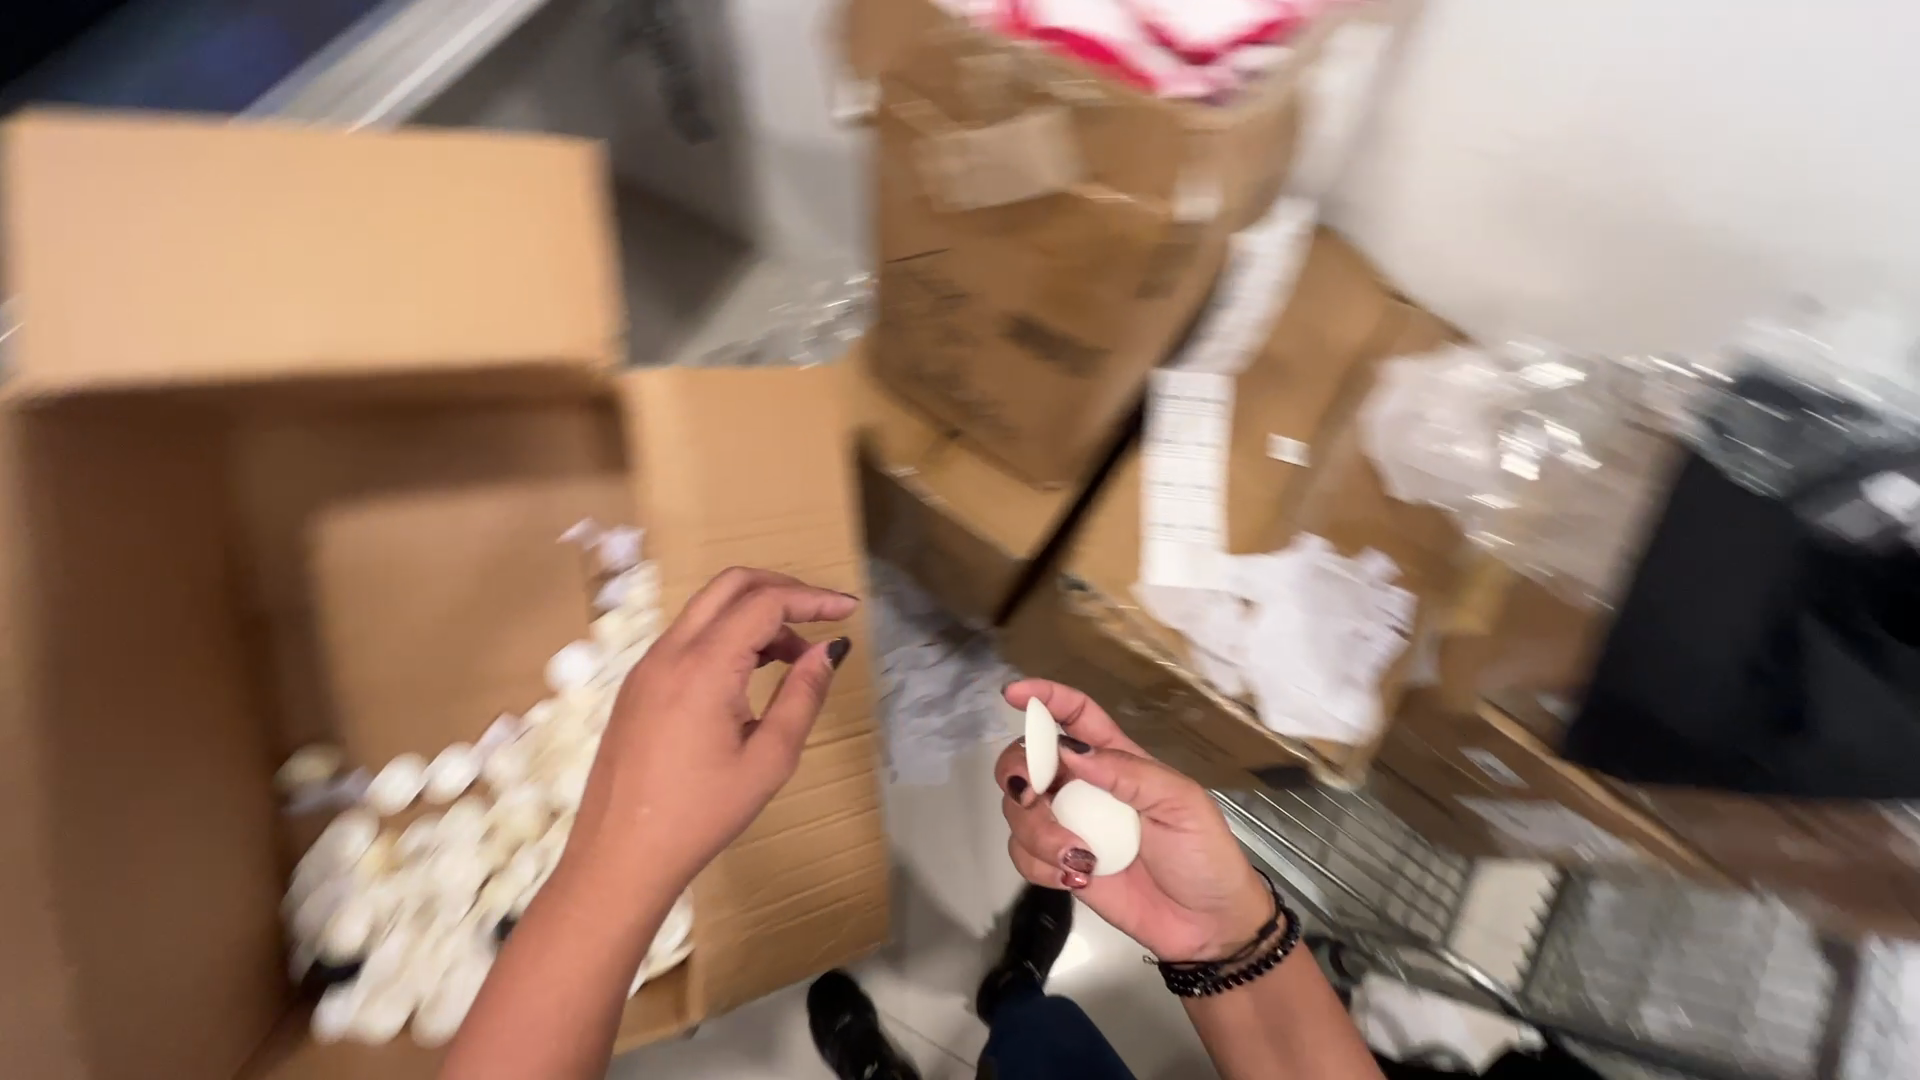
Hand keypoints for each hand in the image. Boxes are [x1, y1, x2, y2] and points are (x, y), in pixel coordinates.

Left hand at [568, 567, 858, 890]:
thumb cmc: (700, 815)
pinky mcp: (639, 683)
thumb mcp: (769, 759)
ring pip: (709, 607)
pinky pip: (691, 635)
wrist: (618, 860)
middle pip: (732, 584)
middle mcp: (670, 652)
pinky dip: (730, 634)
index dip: (813, 598)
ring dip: (756, 613)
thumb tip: (829, 650)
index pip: (765, 602)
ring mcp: (648, 665)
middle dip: (783, 589)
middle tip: (821, 615)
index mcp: (703, 668)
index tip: (848, 610)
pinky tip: (754, 672)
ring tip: (795, 656)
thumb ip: (803, 695)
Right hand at [996, 680, 1271, 962]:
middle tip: (1031, 796)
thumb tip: (1069, 750)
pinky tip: (1075, 879)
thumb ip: (1127, 772)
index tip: (1013, 694)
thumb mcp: (1180, 803)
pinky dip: (1039, 865)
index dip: (1044, 697)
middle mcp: (1083, 785)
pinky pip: (1022, 853)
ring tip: (1078, 860)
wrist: (1208, 927)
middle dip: (1018, 771)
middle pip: (1028, 758)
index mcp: (1115, 758)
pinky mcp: (1058, 864)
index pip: (1074, 713)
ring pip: (1018, 809)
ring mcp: (1068, 824)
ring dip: (1037, 832)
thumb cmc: (1204, 854)